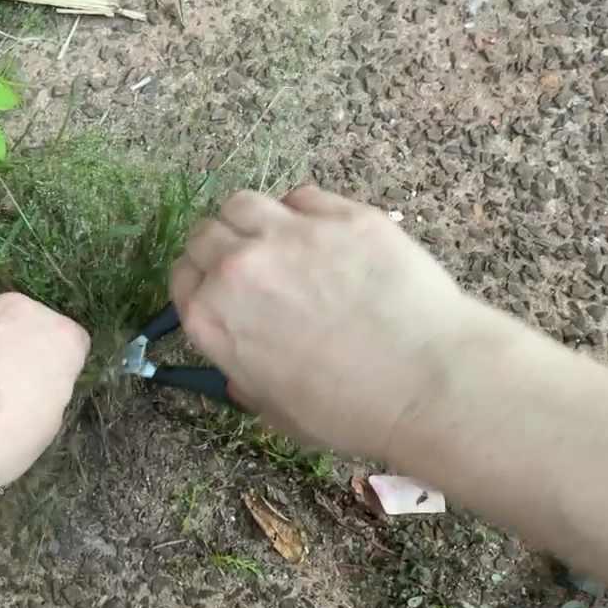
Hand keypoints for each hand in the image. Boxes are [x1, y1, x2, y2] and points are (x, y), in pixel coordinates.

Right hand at [169, 187, 512, 460]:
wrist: (427, 384)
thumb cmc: (346, 411)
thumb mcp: (271, 409)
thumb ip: (244, 378)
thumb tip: (244, 371)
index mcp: (210, 316)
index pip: (181, 277)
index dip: (197, 282)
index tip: (213, 287)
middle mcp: (236, 267)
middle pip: (204, 235)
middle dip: (217, 248)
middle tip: (244, 264)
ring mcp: (288, 235)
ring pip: (242, 204)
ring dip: (250, 221)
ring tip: (275, 239)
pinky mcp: (341, 216)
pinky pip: (301, 197)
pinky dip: (301, 212)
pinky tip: (320, 235)